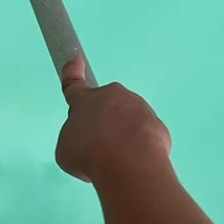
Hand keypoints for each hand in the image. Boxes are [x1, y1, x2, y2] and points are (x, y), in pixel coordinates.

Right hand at [54, 56, 171, 182]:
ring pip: (127, 121)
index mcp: (85, 100)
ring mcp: (139, 108)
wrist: (128, 163)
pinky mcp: (157, 125)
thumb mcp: (65, 150)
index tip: (75, 60)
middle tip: (96, 147)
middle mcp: (114, 97)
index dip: (72, 73)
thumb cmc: (89, 153)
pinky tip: (131, 162)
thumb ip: (74, 140)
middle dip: (102, 123)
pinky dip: (138, 148)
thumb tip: (87, 144)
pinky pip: (144, 135)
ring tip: (114, 160)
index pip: (75, 84)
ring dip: (120, 137)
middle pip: (105, 106)